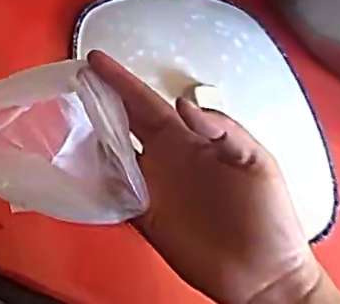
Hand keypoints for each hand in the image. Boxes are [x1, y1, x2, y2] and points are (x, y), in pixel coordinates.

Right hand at [87, 51, 329, 303]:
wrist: (270, 277)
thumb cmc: (269, 217)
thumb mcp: (256, 160)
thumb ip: (223, 128)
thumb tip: (185, 105)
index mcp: (187, 138)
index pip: (146, 101)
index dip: (122, 81)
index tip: (98, 61)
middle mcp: (166, 158)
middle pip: (124, 121)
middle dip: (100, 99)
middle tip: (75, 81)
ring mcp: (155, 188)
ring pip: (113, 155)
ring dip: (93, 138)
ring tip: (69, 119)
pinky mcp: (149, 220)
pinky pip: (115, 196)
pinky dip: (97, 184)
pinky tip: (81, 171)